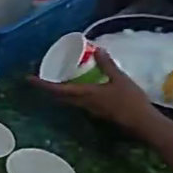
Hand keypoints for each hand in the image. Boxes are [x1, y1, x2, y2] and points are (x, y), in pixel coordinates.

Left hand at [27, 51, 157, 131]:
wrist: (143, 123)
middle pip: (59, 96)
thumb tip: (97, 49)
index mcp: (85, 94)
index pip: (58, 90)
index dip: (42, 84)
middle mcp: (82, 103)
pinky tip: (75, 88)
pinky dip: (70, 94)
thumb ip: (107, 65)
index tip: (29, 79)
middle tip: (38, 78)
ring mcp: (89, 109)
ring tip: (53, 81)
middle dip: (47, 88)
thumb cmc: (131, 100)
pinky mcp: (96, 111)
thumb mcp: (120, 79)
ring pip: (67, 100)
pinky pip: (77, 101)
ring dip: (57, 92)